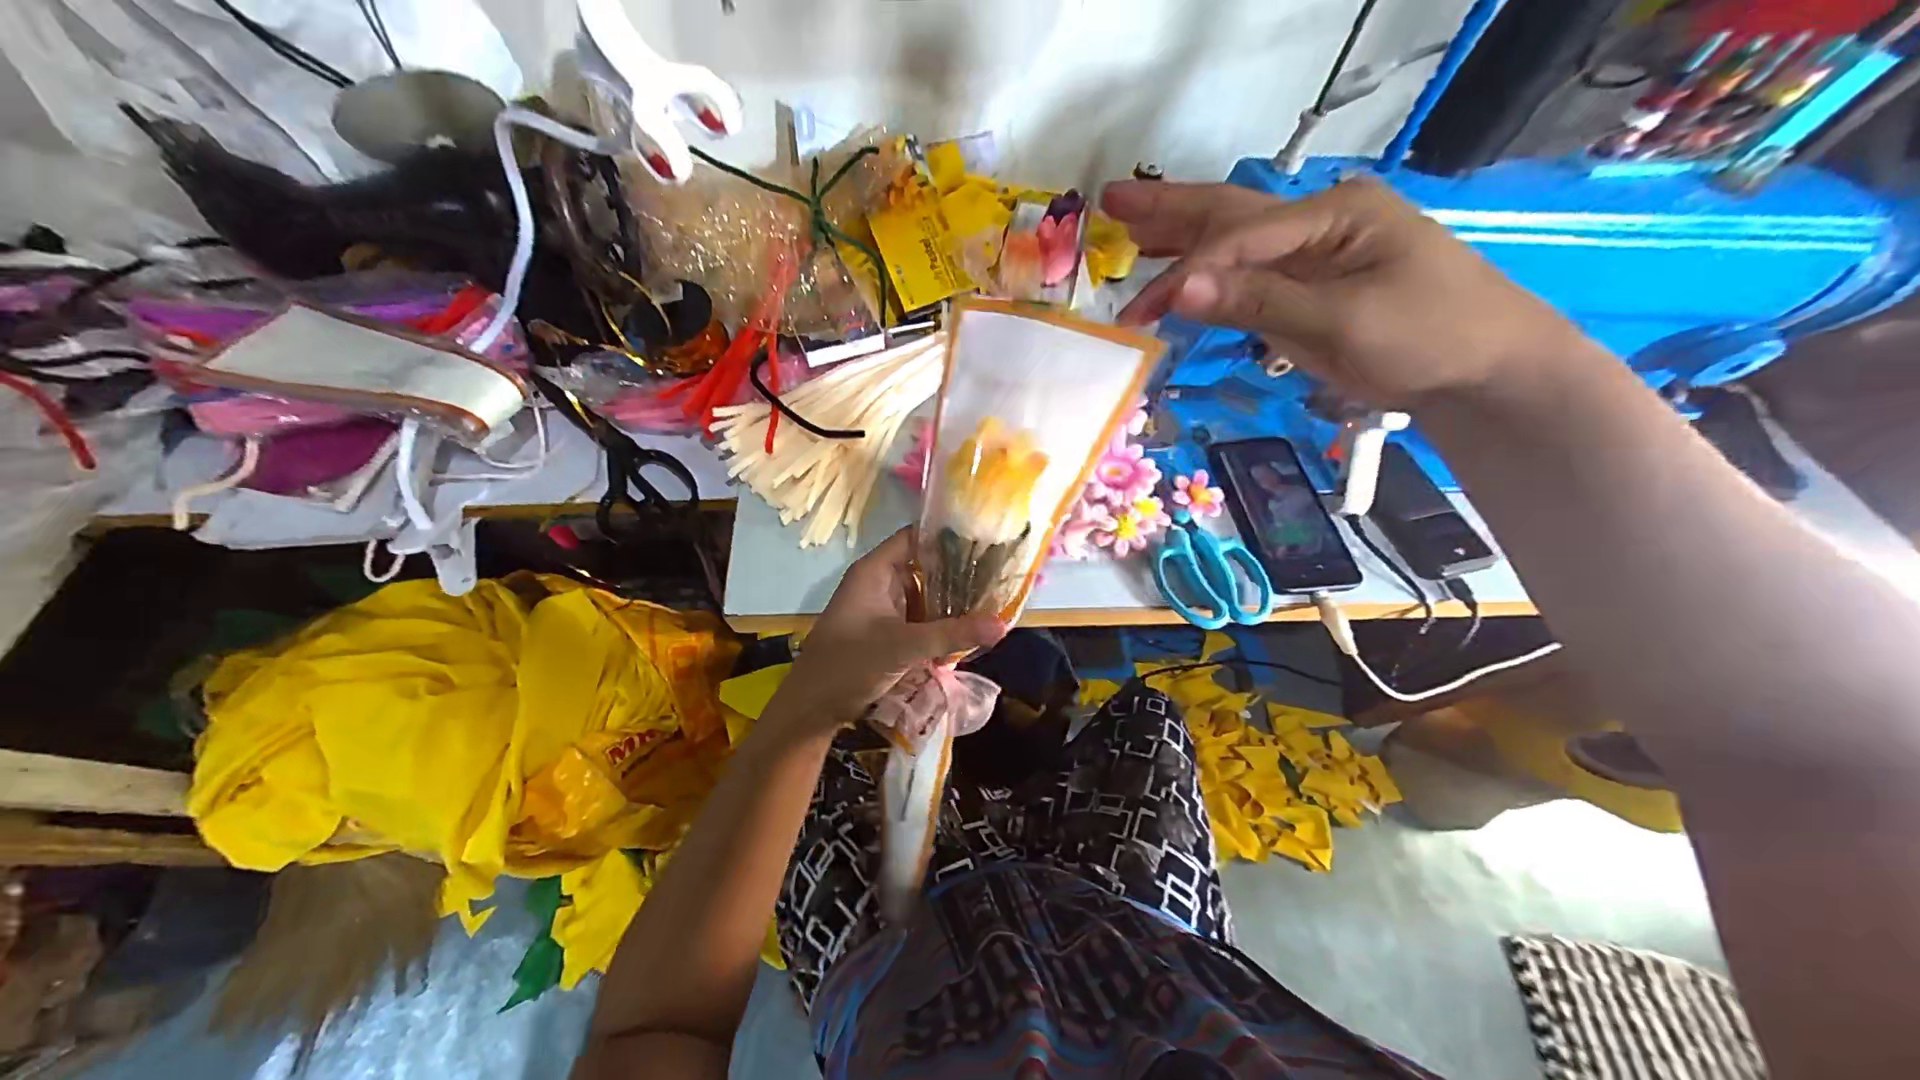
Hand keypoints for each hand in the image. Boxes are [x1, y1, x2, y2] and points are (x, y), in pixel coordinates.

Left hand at [765, 529, 1006, 739]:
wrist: (812, 709)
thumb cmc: (848, 665)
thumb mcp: (903, 647)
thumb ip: (952, 634)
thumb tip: (1002, 624)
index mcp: (875, 571)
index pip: (915, 537)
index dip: (948, 536)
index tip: (986, 541)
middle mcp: (880, 583)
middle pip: (925, 566)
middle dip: (959, 573)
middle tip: (1000, 576)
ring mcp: (883, 608)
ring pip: (925, 595)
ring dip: (953, 601)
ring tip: (994, 601)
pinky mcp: (887, 632)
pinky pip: (921, 619)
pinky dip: (941, 623)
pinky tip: (970, 631)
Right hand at [1103, 176, 1592, 408]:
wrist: (1485, 372)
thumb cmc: (1428, 336)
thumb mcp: (1343, 321)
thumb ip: (1260, 303)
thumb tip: (1181, 291)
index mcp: (1334, 213)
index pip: (1241, 236)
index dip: (1191, 271)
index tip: (1146, 308)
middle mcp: (1318, 223)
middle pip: (1230, 213)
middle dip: (1169, 212)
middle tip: (1112, 200)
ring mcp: (1314, 255)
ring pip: (1234, 241)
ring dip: (1180, 237)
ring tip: (1129, 225)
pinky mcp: (1309, 290)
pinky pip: (1246, 278)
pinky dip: (1207, 277)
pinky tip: (1178, 275)